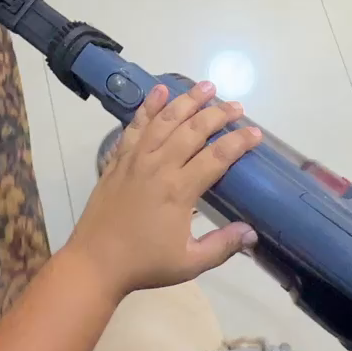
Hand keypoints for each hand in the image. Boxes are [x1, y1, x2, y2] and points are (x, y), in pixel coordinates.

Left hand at [60, 80, 262, 297]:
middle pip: (194, 129)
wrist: (95, 262)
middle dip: (218, 114)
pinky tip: (160, 90)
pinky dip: (148, 105)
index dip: (238, 141)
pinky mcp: (120, 157)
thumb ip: (223, 246)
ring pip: (166, 119)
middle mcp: (159, 165)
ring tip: (206, 86)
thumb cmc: (145, 263)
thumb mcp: (189, 264)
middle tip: (236, 106)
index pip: (216, 156)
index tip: (255, 132)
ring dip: (188, 100)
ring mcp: (137, 157)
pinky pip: (136, 124)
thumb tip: (253, 233)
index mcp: (179, 190)